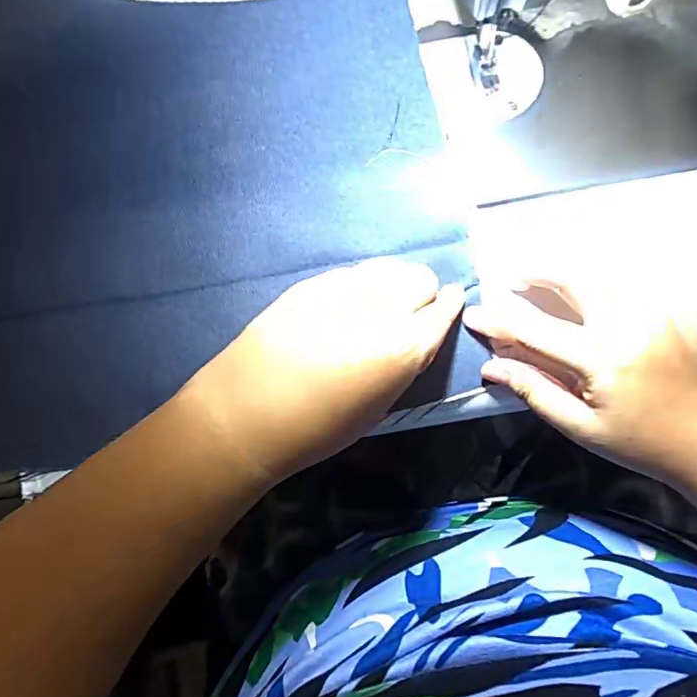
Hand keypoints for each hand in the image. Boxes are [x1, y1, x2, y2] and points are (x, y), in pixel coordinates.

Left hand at [176, 259, 463, 485]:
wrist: (248, 413)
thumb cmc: (320, 427)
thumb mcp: (380, 405)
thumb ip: (406, 363)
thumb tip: (416, 337)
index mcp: (404, 349)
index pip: (443, 311)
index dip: (449, 308)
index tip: (448, 305)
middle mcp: (380, 311)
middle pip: (420, 279)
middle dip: (422, 293)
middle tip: (408, 313)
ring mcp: (343, 291)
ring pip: (388, 269)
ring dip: (393, 283)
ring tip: (379, 305)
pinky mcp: (313, 284)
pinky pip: (354, 273)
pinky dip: (362, 284)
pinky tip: (347, 305)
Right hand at [463, 280, 696, 492]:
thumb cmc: (640, 442)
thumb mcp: (582, 428)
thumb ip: (536, 392)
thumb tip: (492, 367)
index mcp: (600, 359)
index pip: (536, 330)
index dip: (501, 320)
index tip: (476, 314)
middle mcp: (628, 325)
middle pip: (573, 281)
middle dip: (539, 272)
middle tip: (517, 277)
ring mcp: (657, 313)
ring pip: (605, 276)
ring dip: (573, 275)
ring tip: (552, 282)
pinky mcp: (677, 312)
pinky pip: (636, 286)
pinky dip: (609, 285)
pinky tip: (598, 296)